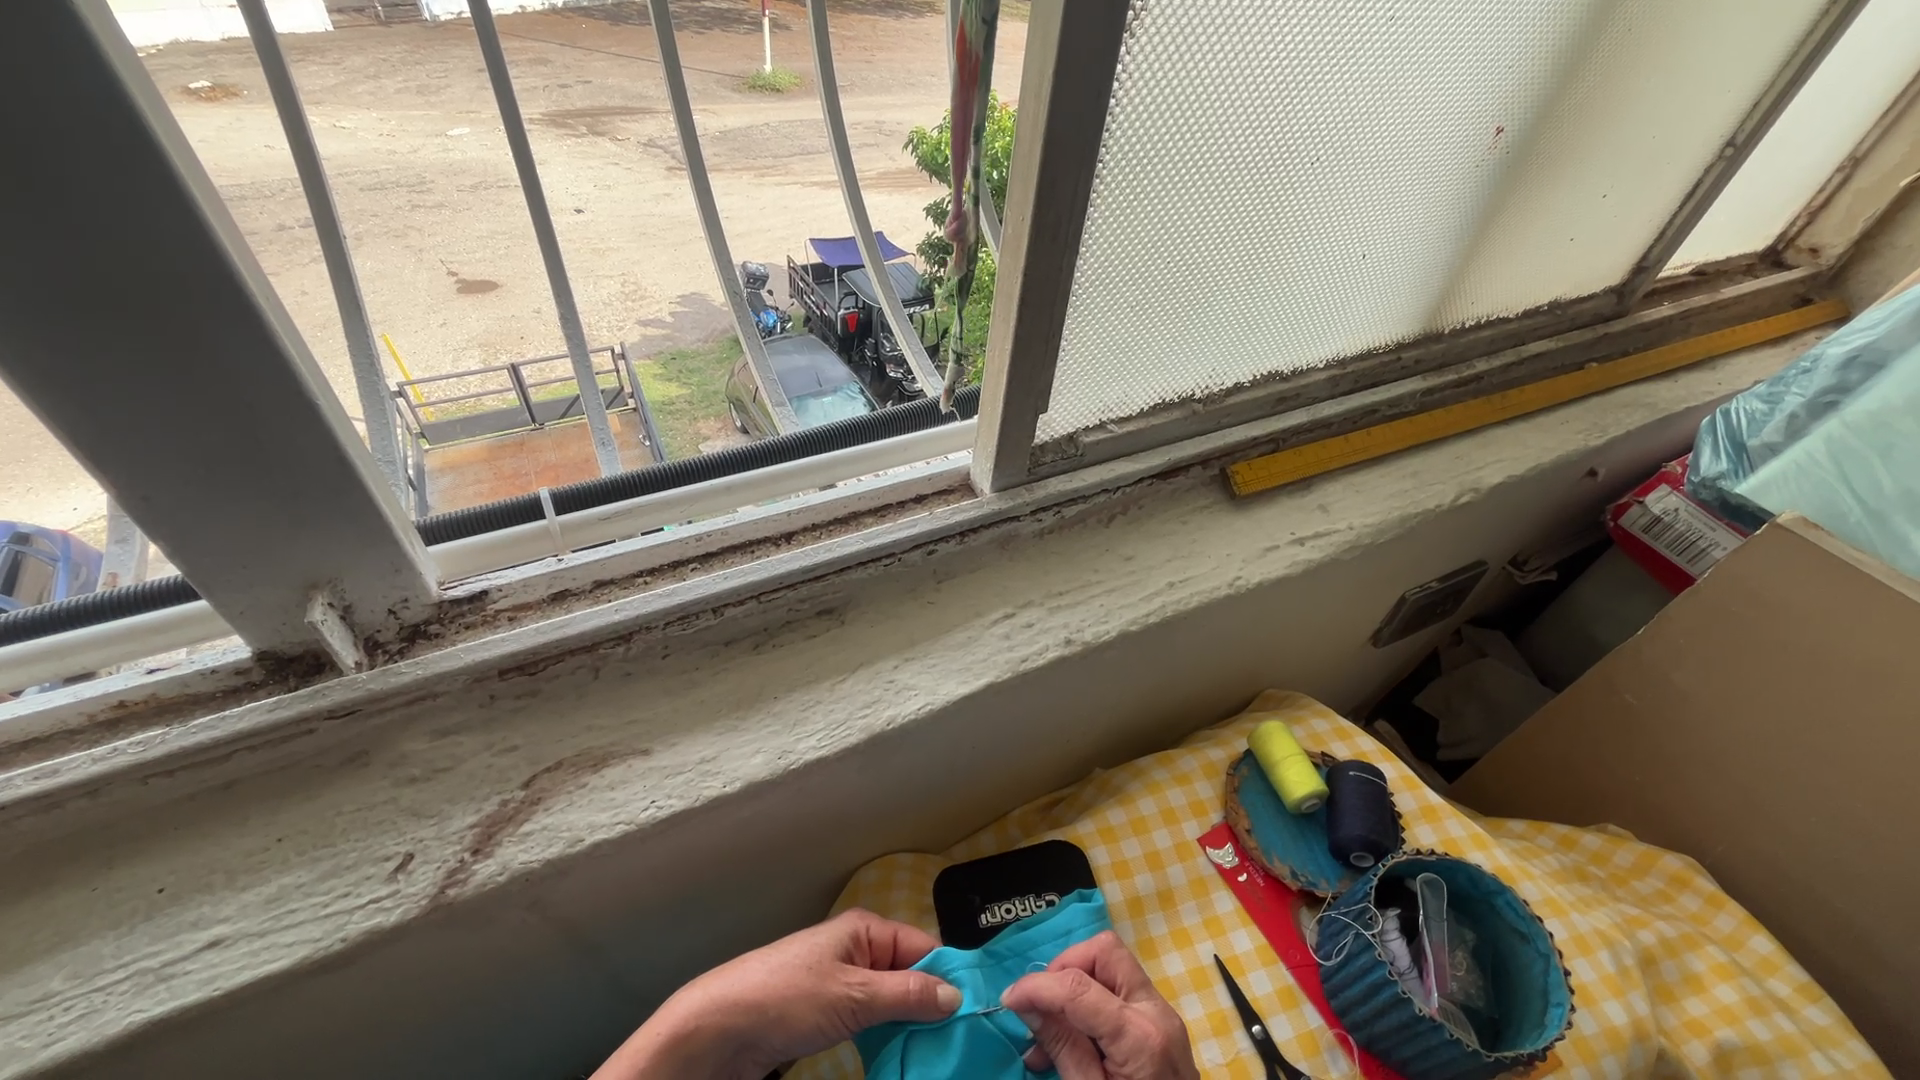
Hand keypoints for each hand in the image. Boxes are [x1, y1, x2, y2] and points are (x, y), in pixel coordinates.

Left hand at [593, 909, 960, 1079]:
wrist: (716, 1029)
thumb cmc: (788, 999)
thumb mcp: (854, 997)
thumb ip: (908, 995)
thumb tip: (957, 995)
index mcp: (866, 930)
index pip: (923, 948)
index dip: (950, 977)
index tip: (979, 1012)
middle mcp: (856, 950)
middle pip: (909, 975)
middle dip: (932, 1007)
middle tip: (963, 1043)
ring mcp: (839, 983)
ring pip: (890, 1003)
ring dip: (910, 1027)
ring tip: (939, 1055)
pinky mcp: (824, 1014)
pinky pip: (869, 1021)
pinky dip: (886, 1038)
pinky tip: (902, 1059)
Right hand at [1001, 931, 1199, 1079]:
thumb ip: (1062, 1047)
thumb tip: (1026, 1005)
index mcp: (1140, 1037)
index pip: (1078, 986)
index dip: (1037, 986)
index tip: (1009, 998)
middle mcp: (1156, 1010)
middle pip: (1105, 951)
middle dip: (1065, 967)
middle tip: (1042, 1003)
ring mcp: (1162, 1012)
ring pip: (1113, 962)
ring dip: (1075, 981)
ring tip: (1049, 1027)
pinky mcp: (1160, 1019)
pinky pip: (1119, 986)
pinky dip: (1090, 996)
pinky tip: (1070, 1032)